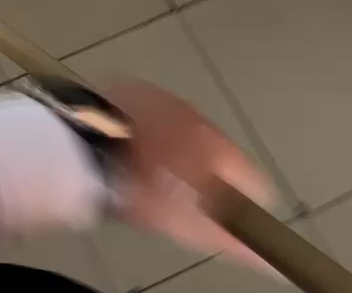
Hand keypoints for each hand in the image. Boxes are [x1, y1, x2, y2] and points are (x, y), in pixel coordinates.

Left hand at [104, 81, 280, 275]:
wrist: (82, 148)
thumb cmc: (139, 189)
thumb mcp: (187, 224)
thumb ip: (232, 241)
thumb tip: (270, 263)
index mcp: (215, 144)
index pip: (250, 175)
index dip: (243, 198)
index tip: (228, 212)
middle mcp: (193, 113)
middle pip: (215, 146)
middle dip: (206, 169)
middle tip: (184, 192)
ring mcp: (160, 96)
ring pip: (183, 125)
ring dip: (178, 144)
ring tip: (157, 168)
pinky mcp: (130, 87)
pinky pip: (153, 109)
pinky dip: (151, 125)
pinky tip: (135, 143)